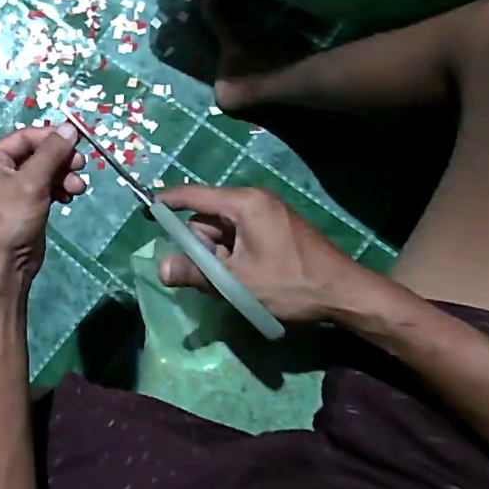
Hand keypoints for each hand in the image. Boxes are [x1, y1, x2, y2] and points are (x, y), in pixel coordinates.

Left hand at [0, 123, 86, 285]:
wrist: (4, 266)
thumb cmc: (11, 218)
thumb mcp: (33, 181)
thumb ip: (53, 152)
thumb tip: (71, 127)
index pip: (25, 136)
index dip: (52, 136)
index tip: (77, 140)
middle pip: (37, 152)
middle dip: (61, 157)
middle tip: (80, 165)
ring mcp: (12, 189)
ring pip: (44, 170)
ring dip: (64, 174)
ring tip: (79, 186)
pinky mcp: (25, 205)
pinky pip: (46, 187)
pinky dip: (59, 188)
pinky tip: (70, 196)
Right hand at [153, 185, 368, 323]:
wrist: (345, 293)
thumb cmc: (291, 284)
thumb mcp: (237, 283)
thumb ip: (196, 272)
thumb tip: (161, 266)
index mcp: (244, 203)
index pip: (194, 195)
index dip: (166, 202)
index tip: (143, 209)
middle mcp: (254, 199)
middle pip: (208, 216)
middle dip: (199, 245)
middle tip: (208, 276)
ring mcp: (267, 211)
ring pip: (223, 228)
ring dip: (217, 254)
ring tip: (231, 283)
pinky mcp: (275, 225)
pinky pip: (239, 233)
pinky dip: (232, 253)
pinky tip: (243, 278)